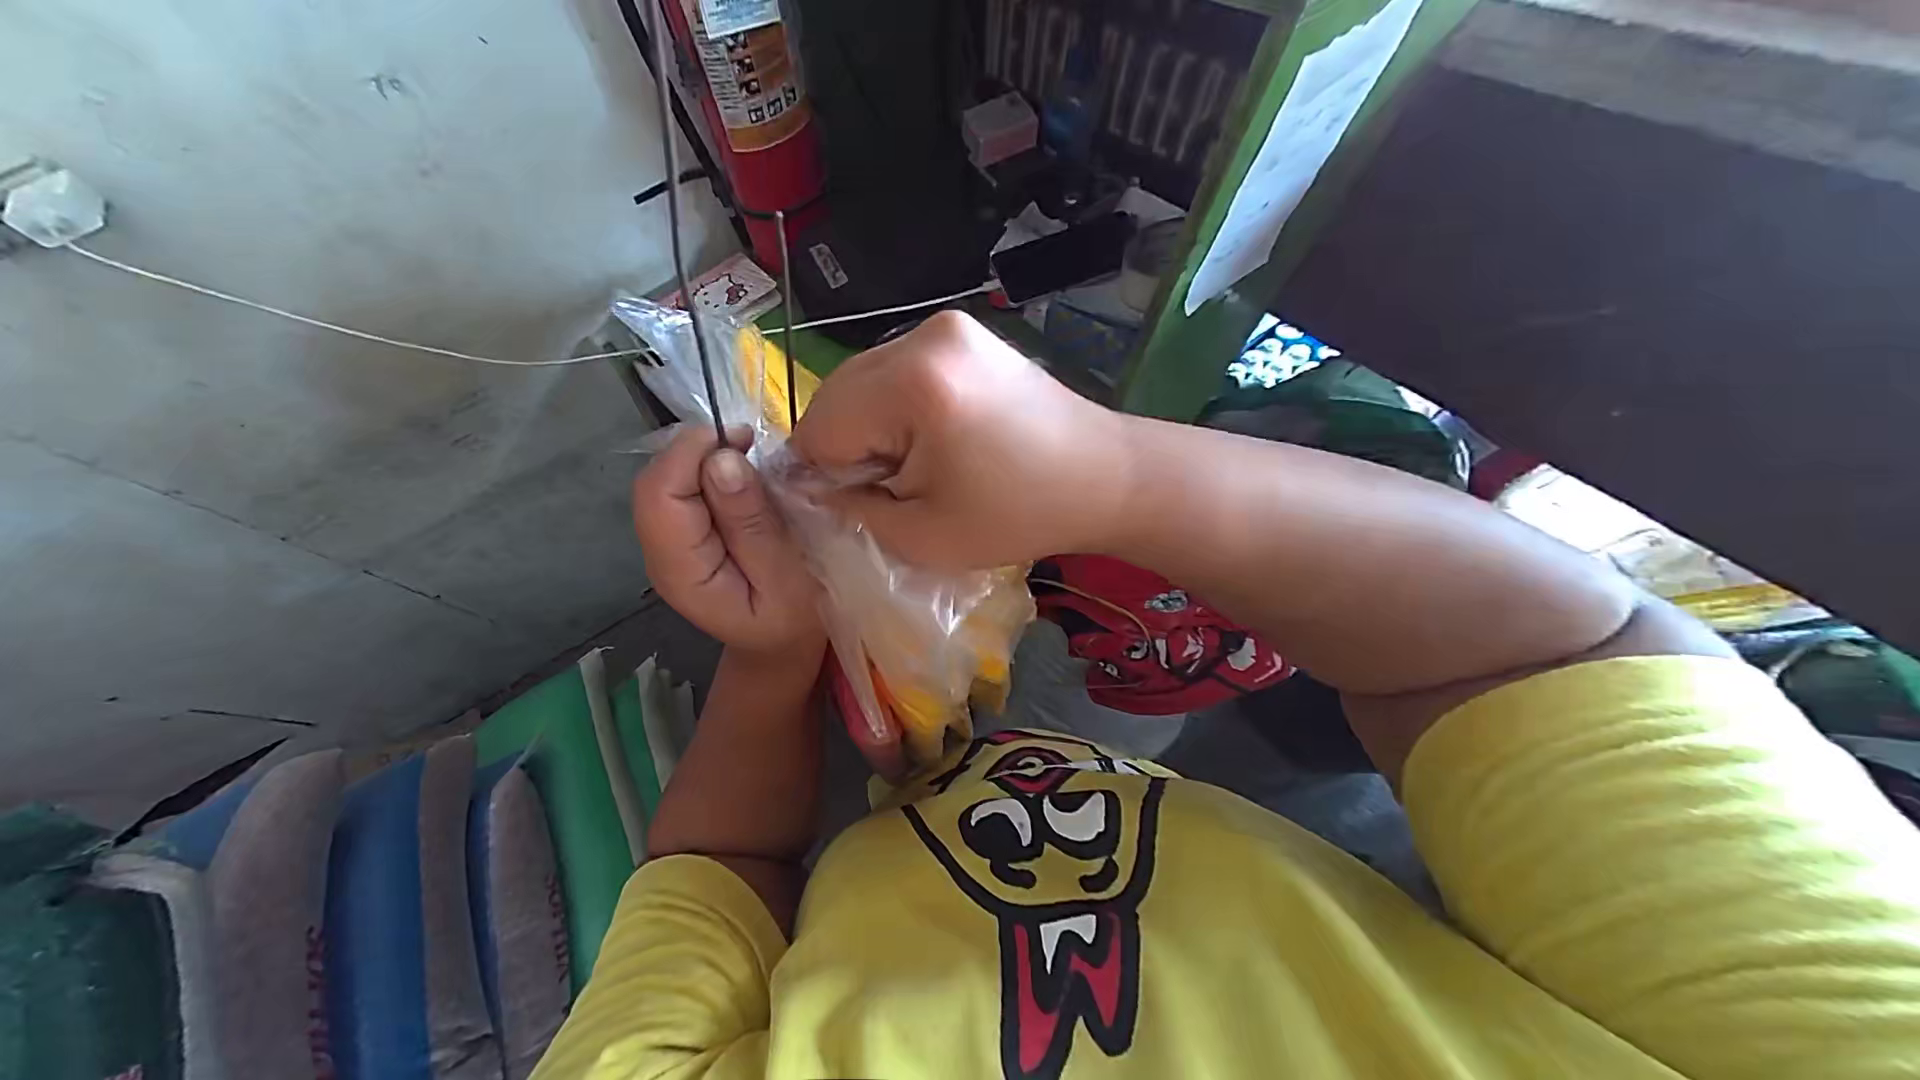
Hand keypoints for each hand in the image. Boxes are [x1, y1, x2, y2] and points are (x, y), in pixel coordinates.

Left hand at [632, 425, 823, 658]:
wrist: (782, 648)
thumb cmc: (794, 619)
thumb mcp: (786, 576)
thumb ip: (753, 524)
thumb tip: (722, 460)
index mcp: (681, 571)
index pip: (659, 494)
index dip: (690, 453)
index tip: (743, 440)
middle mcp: (661, 555)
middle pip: (657, 482)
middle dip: (699, 452)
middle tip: (753, 446)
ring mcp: (670, 545)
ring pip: (668, 481)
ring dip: (707, 460)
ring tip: (754, 461)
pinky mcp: (685, 536)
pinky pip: (685, 491)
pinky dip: (712, 473)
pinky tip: (746, 479)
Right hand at [789, 310, 1128, 569]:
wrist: (1104, 476)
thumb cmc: (1020, 516)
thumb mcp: (924, 536)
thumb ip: (852, 511)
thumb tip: (809, 488)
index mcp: (914, 384)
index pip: (821, 427)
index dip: (822, 474)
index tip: (853, 505)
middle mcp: (924, 337)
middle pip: (837, 394)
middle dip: (847, 446)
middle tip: (889, 487)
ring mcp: (947, 327)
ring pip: (864, 380)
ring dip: (871, 425)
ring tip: (918, 463)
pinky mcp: (963, 333)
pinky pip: (897, 370)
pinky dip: (897, 407)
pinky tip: (935, 436)